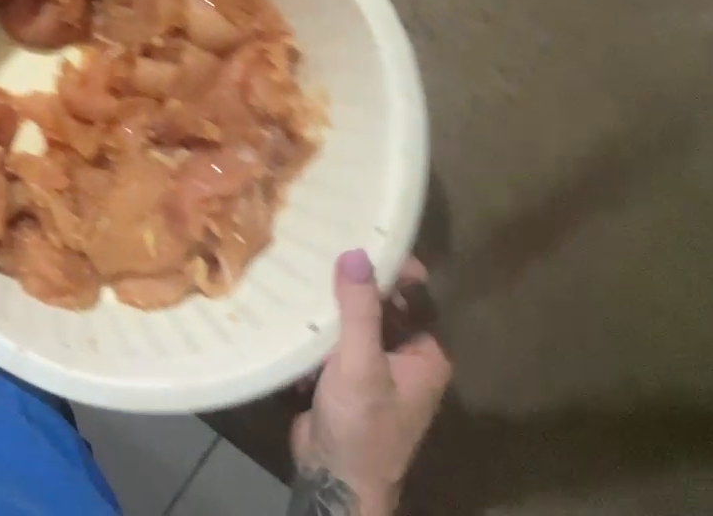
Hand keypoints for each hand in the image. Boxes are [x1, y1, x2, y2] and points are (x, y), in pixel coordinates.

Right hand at [289, 251, 451, 515]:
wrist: (336, 477)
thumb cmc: (362, 422)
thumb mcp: (359, 361)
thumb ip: (359, 309)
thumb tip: (358, 253)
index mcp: (425, 356)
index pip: (414, 298)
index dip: (392, 269)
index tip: (358, 235)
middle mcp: (405, 360)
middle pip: (379, 308)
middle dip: (349, 284)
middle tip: (317, 247)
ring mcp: (373, 371)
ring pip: (351, 324)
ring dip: (325, 307)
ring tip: (295, 270)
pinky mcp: (343, 380)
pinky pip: (330, 342)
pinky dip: (312, 329)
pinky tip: (287, 310)